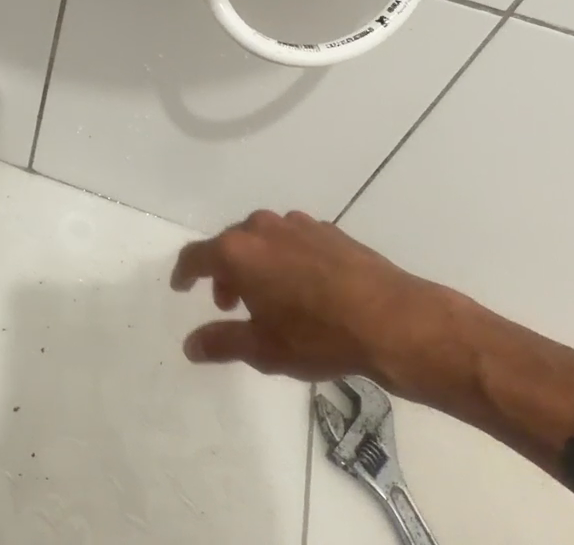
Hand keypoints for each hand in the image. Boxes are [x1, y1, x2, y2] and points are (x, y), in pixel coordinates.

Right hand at [170, 210, 469, 400]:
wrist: (392, 320)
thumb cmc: (318, 337)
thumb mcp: (263, 348)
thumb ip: (221, 342)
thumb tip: (190, 344)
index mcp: (238, 252)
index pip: (196, 257)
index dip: (184, 273)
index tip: (180, 287)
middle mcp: (262, 228)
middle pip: (229, 244)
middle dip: (223, 272)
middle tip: (229, 303)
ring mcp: (297, 225)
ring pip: (262, 239)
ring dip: (256, 264)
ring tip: (268, 297)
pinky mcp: (328, 230)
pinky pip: (292, 240)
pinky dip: (285, 258)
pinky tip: (303, 286)